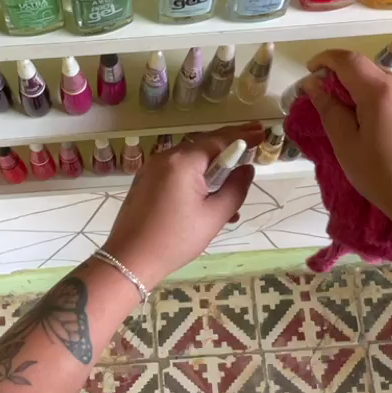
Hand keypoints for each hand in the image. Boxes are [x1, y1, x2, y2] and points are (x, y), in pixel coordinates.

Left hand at [102, 124, 263, 287]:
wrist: (129, 259)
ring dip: (212, 166)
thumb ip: (235, 189)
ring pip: (190, 160)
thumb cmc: (175, 240)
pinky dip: (195, 177)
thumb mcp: (214, 216)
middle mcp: (165, 158)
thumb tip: (247, 168)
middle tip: (254, 142)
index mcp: (183, 162)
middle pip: (203, 145)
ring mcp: (151, 168)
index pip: (219, 139)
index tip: (262, 133)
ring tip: (235, 179)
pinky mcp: (145, 181)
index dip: (242, 136)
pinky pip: (176, 172)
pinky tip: (209, 196)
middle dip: (229, 146)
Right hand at [301, 49, 391, 236]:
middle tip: (336, 107)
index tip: (313, 70)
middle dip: (350, 82)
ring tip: (370, 129)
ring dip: (376, 97)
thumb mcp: (346, 146)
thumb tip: (314, 84)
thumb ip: (329, 110)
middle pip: (373, 73)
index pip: (348, 60)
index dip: (326, 59)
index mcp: (381, 92)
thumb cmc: (383, 178)